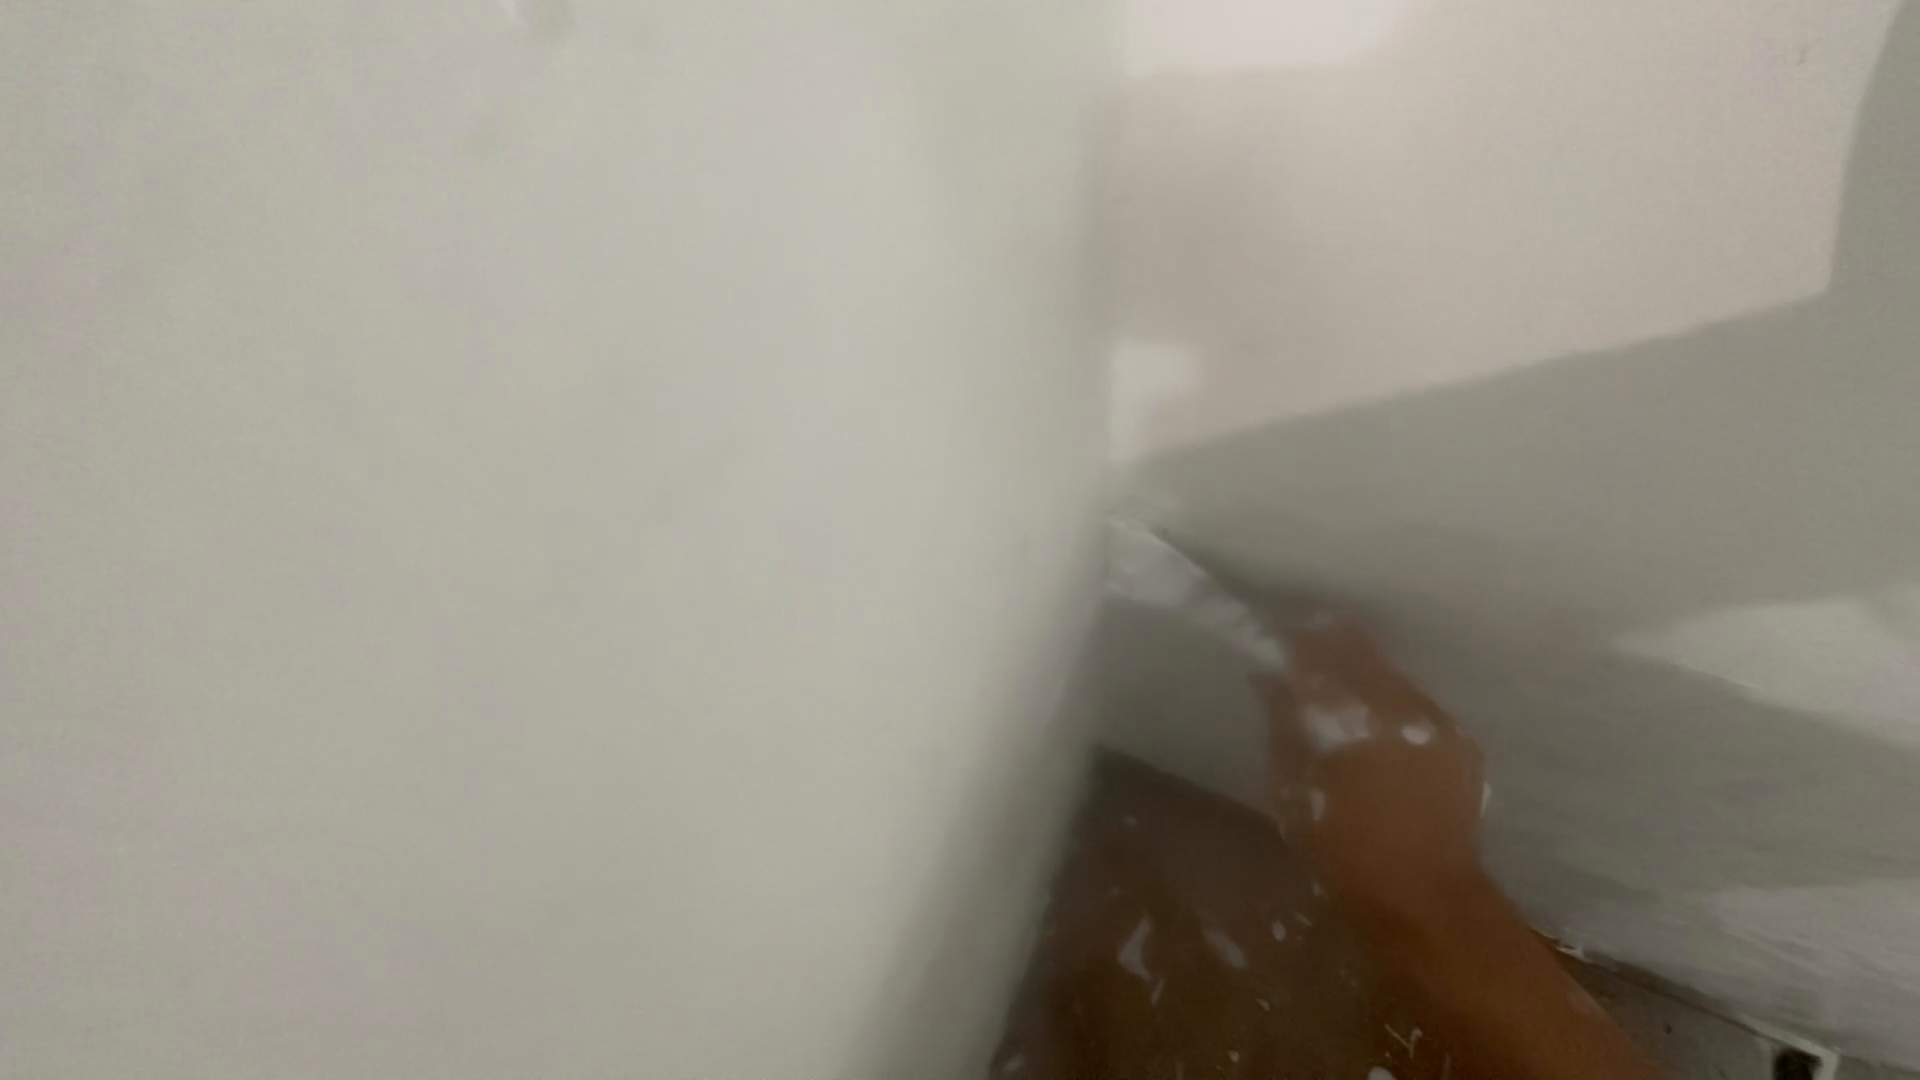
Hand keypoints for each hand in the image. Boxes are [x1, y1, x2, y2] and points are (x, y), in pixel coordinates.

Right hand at [1256, 619, 1485, 923]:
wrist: (1423, 897)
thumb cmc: (1340, 843)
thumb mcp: (1291, 783)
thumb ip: (1280, 722)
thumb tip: (1267, 676)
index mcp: (1350, 714)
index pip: (1316, 651)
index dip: (1293, 637)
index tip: (1275, 630)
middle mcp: (1398, 706)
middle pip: (1359, 651)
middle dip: (1327, 645)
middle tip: (1301, 649)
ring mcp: (1436, 721)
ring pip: (1389, 673)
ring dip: (1360, 671)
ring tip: (1336, 684)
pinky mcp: (1459, 742)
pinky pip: (1414, 702)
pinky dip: (1388, 700)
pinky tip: (1374, 720)